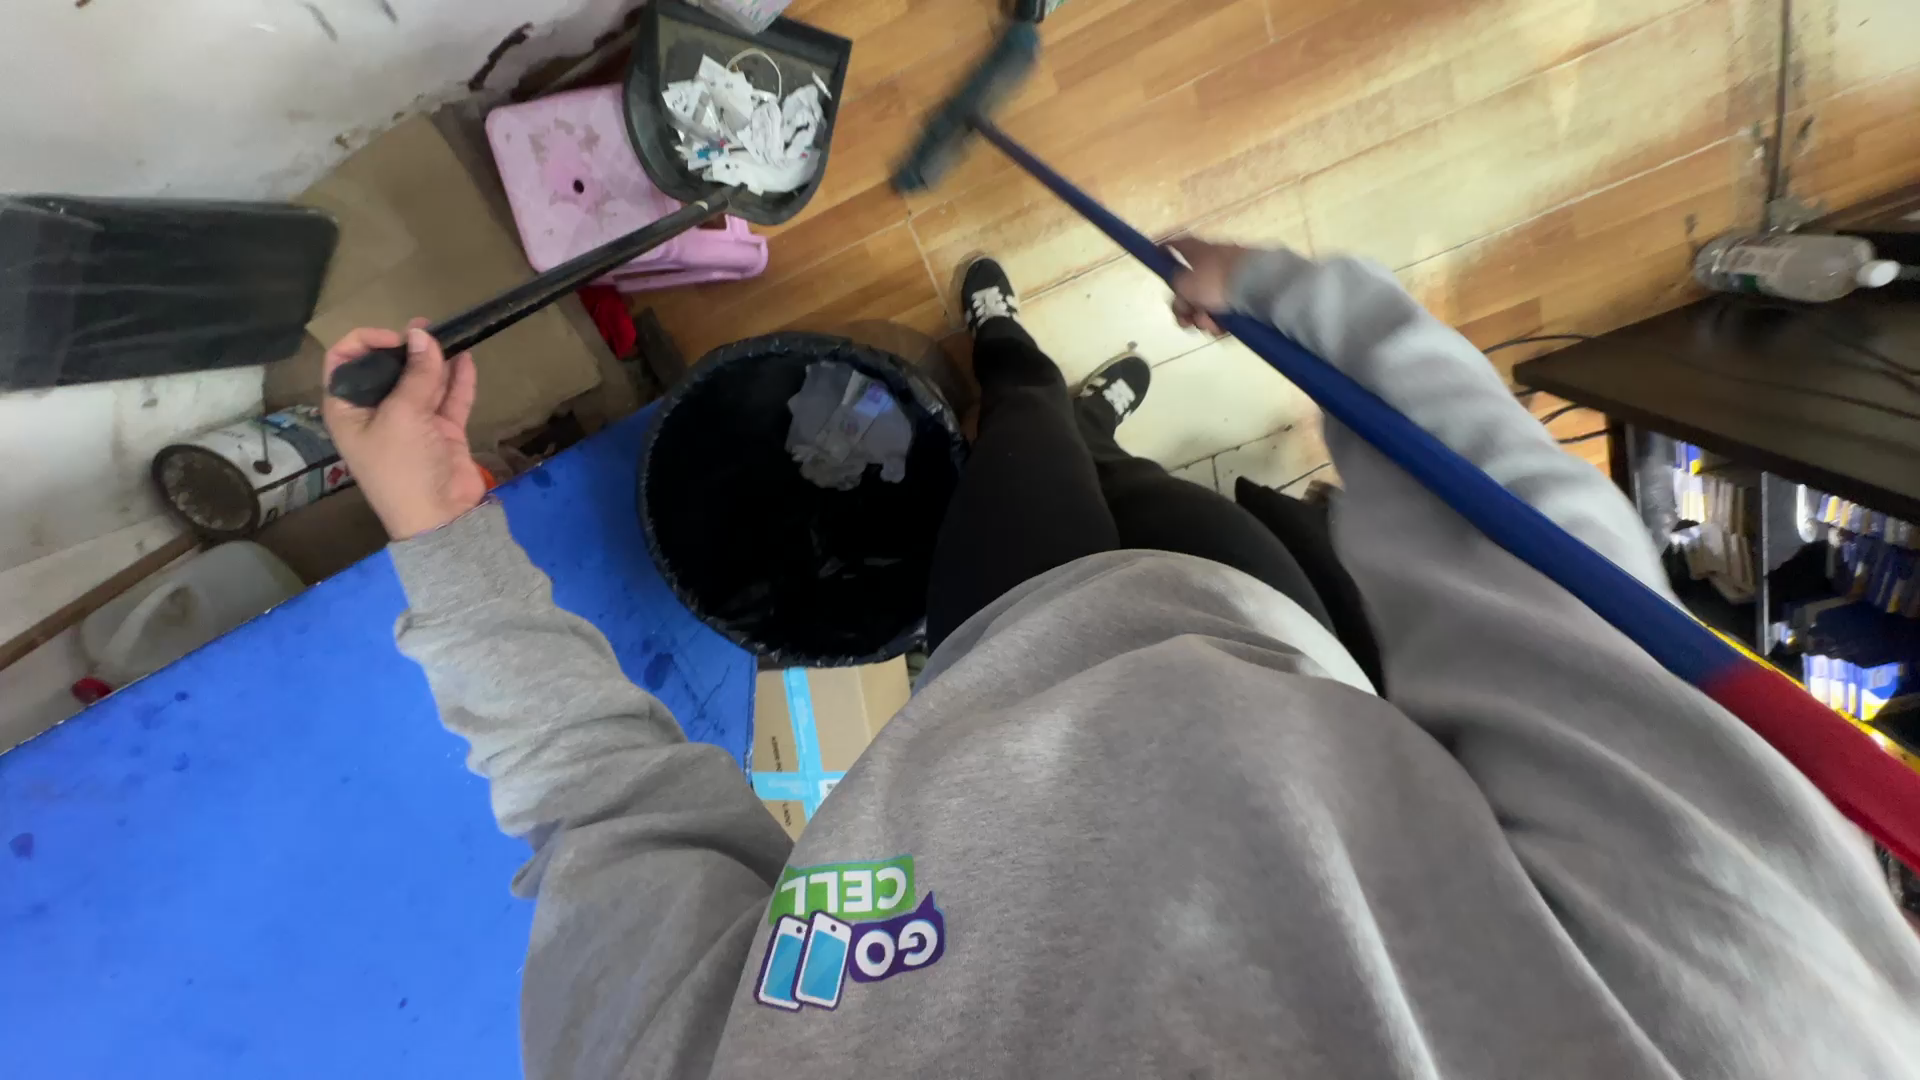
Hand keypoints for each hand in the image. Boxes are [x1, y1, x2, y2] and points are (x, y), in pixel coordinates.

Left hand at [321, 321, 485, 539]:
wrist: (438, 513)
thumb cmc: (403, 465)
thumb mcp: (403, 416)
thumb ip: (417, 375)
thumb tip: (424, 335)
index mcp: (349, 408)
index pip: (347, 362)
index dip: (368, 343)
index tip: (398, 339)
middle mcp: (378, 411)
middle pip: (389, 369)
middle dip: (406, 349)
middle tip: (429, 331)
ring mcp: (414, 421)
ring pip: (423, 382)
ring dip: (435, 361)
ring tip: (451, 336)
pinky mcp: (444, 431)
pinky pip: (450, 399)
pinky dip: (459, 381)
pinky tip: (467, 360)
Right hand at [1167, 238, 1254, 335]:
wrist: (1261, 285)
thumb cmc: (1217, 281)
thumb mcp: (1186, 284)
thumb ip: (1176, 284)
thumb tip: (1179, 285)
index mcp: (1199, 251)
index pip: (1177, 245)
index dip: (1164, 249)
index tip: (1156, 255)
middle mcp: (1214, 260)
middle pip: (1190, 284)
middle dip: (1185, 307)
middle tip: (1186, 321)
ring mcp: (1231, 275)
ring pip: (1207, 301)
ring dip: (1202, 317)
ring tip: (1209, 326)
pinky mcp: (1246, 291)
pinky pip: (1225, 308)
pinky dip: (1220, 320)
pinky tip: (1222, 328)